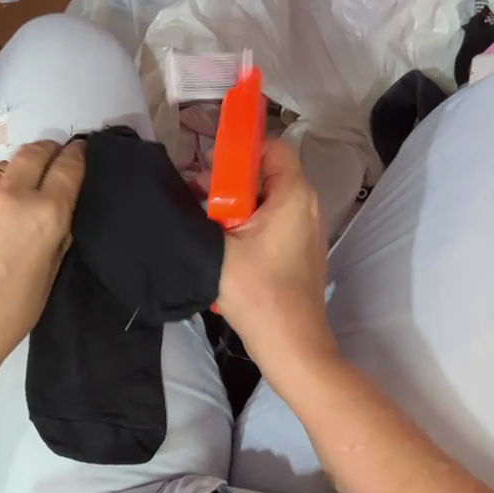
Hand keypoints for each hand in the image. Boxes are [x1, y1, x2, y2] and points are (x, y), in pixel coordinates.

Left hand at [0, 139, 86, 405]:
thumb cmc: (14, 310)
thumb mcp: (53, 269)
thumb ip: (59, 229)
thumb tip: (60, 201)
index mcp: (47, 214)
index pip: (68, 165)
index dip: (76, 156)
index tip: (77, 153)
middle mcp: (12, 195)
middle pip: (34, 151)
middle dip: (46, 153)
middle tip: (48, 162)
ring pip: (1, 167)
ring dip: (11, 175)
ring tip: (11, 196)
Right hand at [216, 139, 339, 369]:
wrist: (289, 343)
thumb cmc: (257, 292)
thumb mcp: (219, 249)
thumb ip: (202, 216)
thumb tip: (186, 199)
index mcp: (292, 196)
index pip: (271, 149)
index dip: (239, 152)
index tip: (208, 168)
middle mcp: (307, 207)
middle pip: (266, 177)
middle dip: (230, 184)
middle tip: (198, 199)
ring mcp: (306, 232)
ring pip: (267, 205)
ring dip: (235, 210)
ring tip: (206, 226)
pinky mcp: (299, 254)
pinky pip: (272, 227)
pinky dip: (248, 230)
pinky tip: (224, 250)